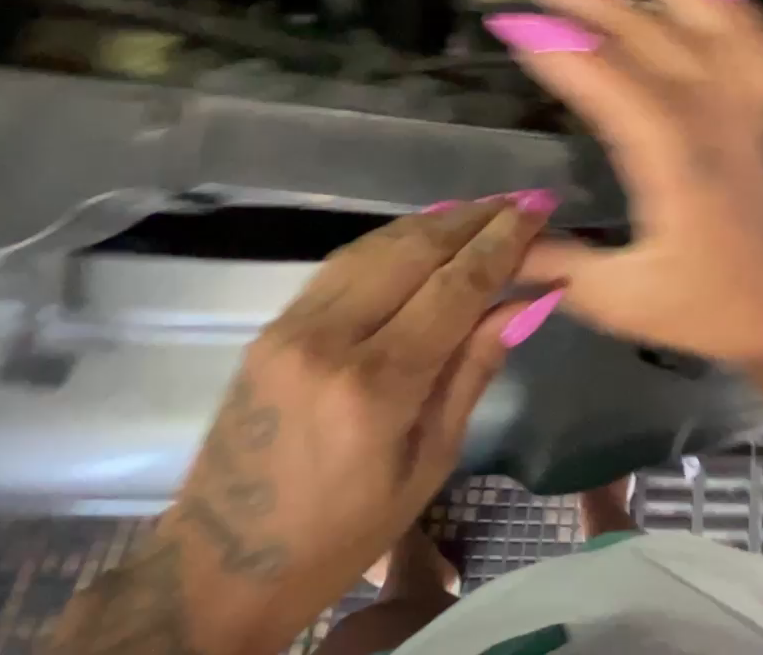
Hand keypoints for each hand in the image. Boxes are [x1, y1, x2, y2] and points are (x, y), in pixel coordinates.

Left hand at [145, 198, 549, 653]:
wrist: (223, 564)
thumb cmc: (346, 530)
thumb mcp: (431, 459)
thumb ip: (476, 368)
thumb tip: (530, 301)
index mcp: (376, 385)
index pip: (455, 287)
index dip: (504, 242)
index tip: (539, 207)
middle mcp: (329, 340)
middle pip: (415, 251)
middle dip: (475, 217)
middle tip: (521, 198)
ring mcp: (291, 328)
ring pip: (376, 246)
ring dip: (436, 220)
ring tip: (484, 207)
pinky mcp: (272, 327)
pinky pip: (344, 264)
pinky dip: (392, 239)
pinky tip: (424, 229)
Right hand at [485, 0, 762, 365]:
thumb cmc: (702, 306)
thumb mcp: (616, 297)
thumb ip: (548, 262)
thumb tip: (480, 229)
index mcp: (678, 168)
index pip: (619, 91)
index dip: (565, 52)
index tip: (512, 20)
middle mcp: (717, 127)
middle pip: (657, 45)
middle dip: (596, 1)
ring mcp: (746, 114)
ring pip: (717, 29)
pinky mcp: (760, 114)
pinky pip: (758, 48)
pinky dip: (733, 7)